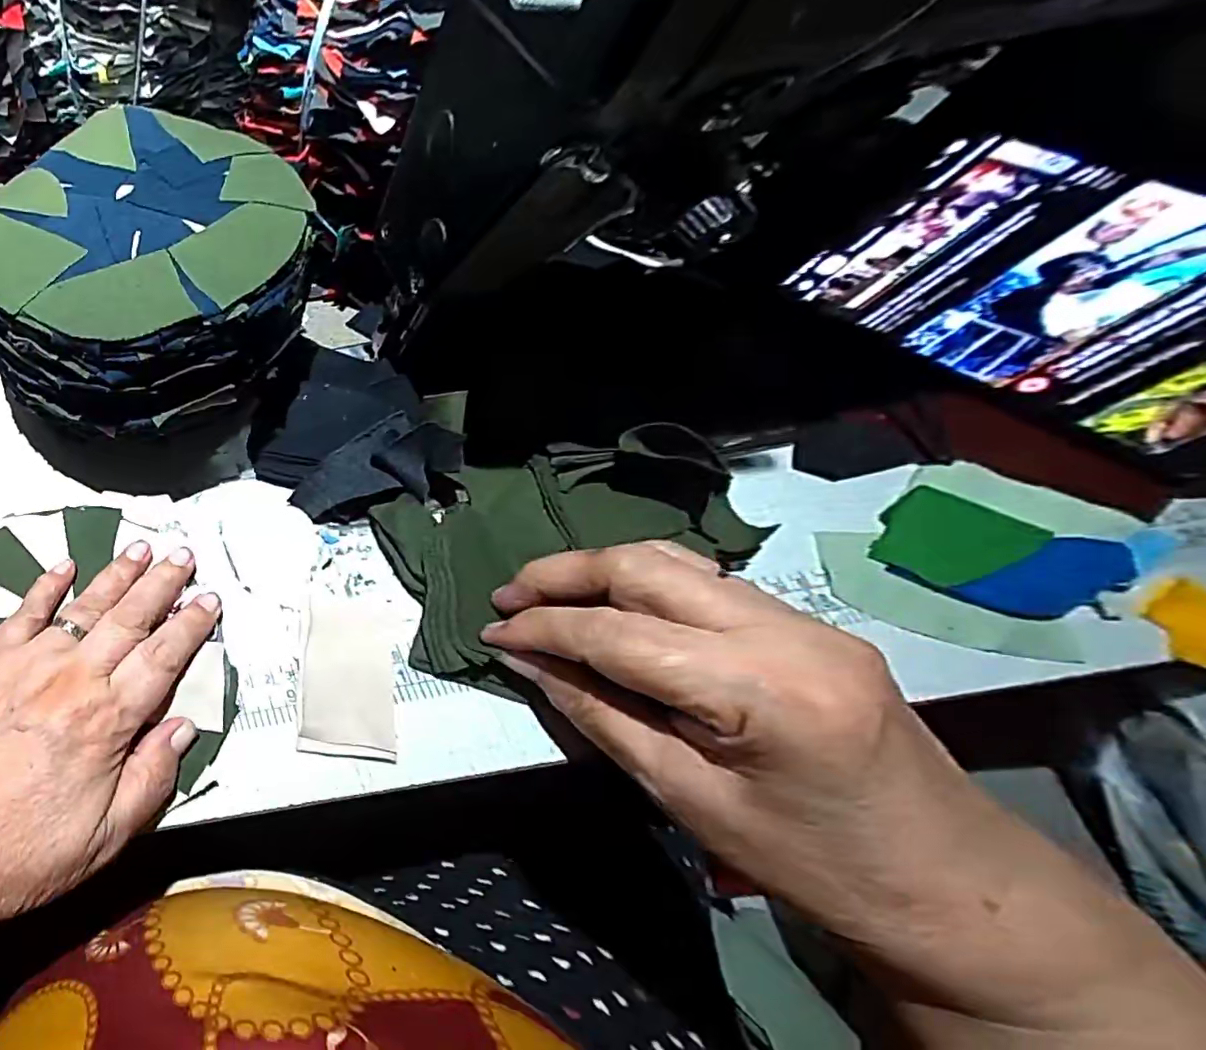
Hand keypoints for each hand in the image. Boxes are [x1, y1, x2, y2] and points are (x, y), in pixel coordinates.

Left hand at [0, 541, 219, 967]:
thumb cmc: (18, 855)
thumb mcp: (104, 838)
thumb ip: (151, 778)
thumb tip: (183, 728)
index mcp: (106, 722)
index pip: (163, 659)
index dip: (191, 626)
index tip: (209, 599)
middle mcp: (72, 680)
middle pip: (130, 619)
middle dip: (162, 584)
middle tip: (184, 555)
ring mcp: (28, 665)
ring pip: (85, 608)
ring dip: (117, 575)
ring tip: (141, 548)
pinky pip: (24, 613)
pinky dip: (46, 586)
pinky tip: (64, 567)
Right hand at [481, 541, 1205, 1046]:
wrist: (956, 888)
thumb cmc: (812, 865)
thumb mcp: (686, 798)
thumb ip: (599, 715)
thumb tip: (530, 662)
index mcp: (761, 690)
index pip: (619, 633)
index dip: (544, 627)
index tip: (493, 632)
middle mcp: (786, 632)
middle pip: (645, 568)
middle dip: (563, 574)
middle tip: (509, 596)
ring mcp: (804, 620)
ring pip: (674, 561)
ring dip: (598, 570)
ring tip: (545, 592)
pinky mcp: (807, 625)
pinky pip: (703, 582)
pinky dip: (640, 584)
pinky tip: (610, 604)